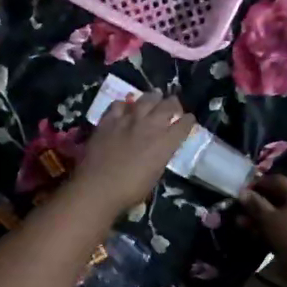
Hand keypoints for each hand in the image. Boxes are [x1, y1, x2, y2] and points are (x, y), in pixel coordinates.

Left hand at [71, 91, 194, 215]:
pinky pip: (119, 104)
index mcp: (166, 142)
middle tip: (173, 104)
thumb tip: (159, 151)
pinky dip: (125, 105)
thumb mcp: (154, 176)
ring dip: (152, 98)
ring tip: (154, 97)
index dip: (188, 121)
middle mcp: (150, 126)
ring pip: (145, 99)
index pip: (184, 124)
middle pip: (167, 105)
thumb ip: (160, 158)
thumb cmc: (129, 190)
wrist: (98, 187)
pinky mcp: (109, 120)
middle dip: (173, 103)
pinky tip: (125, 107)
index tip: (188, 120)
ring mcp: (128, 120)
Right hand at [240, 174, 286, 278]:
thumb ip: (255, 203)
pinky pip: (279, 224)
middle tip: (238, 206)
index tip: (241, 189)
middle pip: (276, 197)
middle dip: (255, 202)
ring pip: (275, 212)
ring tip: (239, 221)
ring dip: (257, 216)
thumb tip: (242, 192)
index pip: (277, 181)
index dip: (257, 183)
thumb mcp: (268, 218)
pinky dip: (265, 226)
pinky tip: (251, 231)